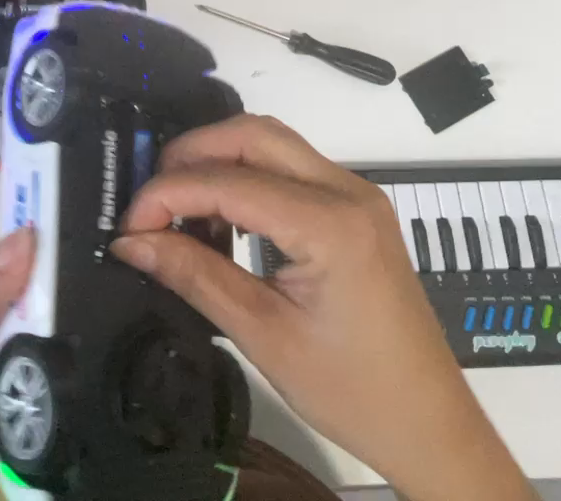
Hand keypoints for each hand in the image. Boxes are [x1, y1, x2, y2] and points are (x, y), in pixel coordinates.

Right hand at [109, 116, 535, 500]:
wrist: (431, 426)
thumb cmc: (352, 390)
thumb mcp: (263, 335)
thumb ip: (194, 275)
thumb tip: (131, 242)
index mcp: (329, 224)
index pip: (228, 182)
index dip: (167, 195)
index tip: (129, 227)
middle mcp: (347, 191)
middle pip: (252, 134)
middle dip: (191, 154)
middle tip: (152, 201)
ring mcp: (356, 195)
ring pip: (271, 142)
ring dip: (218, 160)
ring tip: (178, 207)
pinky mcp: (355, 208)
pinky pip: (289, 167)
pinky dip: (245, 176)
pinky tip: (222, 217)